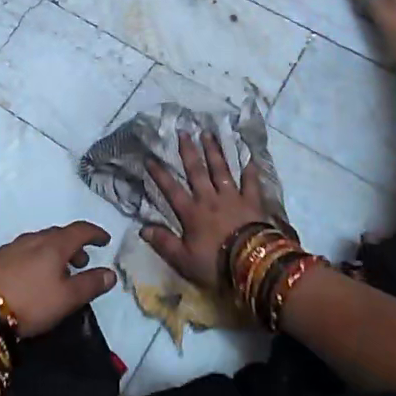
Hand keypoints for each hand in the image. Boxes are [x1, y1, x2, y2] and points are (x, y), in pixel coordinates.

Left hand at [0, 222, 116, 337]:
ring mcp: (12, 247)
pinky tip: (35, 276)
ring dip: (55, 252)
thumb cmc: (31, 302)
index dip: (95, 233)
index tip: (105, 241)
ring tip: (60, 273)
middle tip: (83, 263)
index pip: (79, 230)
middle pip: (59, 234)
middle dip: (74, 245)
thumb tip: (110, 273)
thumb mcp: (67, 298)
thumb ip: (91, 284)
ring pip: (41, 242)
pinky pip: (26, 251)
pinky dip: (38, 257)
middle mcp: (33, 239)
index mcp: (53, 244)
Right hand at [141, 132, 271, 291]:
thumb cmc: (216, 263)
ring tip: (208, 134)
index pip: (171, 190)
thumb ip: (163, 243)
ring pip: (221, 170)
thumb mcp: (184, 259)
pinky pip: (251, 182)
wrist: (253, 263)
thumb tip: (142, 229)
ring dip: (214, 152)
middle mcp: (210, 199)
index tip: (150, 158)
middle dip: (189, 151)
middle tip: (183, 132)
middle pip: (197, 172)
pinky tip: (249, 157)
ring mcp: (233, 197)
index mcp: (192, 212)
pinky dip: (250, 169)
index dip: (160, 174)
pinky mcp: (253, 202)